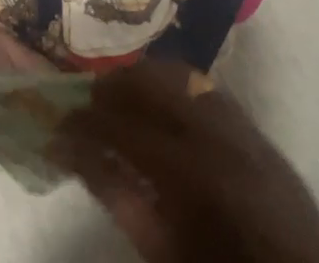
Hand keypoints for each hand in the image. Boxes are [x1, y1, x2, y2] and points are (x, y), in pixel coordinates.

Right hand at [51, 62, 318, 262]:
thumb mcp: (159, 248)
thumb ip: (113, 193)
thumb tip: (65, 151)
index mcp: (190, 173)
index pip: (118, 123)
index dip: (80, 121)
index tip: (58, 127)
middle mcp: (219, 137)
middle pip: (149, 80)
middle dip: (110, 88)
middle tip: (88, 110)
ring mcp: (245, 130)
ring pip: (180, 74)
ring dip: (143, 82)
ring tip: (124, 104)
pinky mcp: (260, 134)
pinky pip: (209, 91)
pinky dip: (177, 91)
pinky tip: (164, 114)